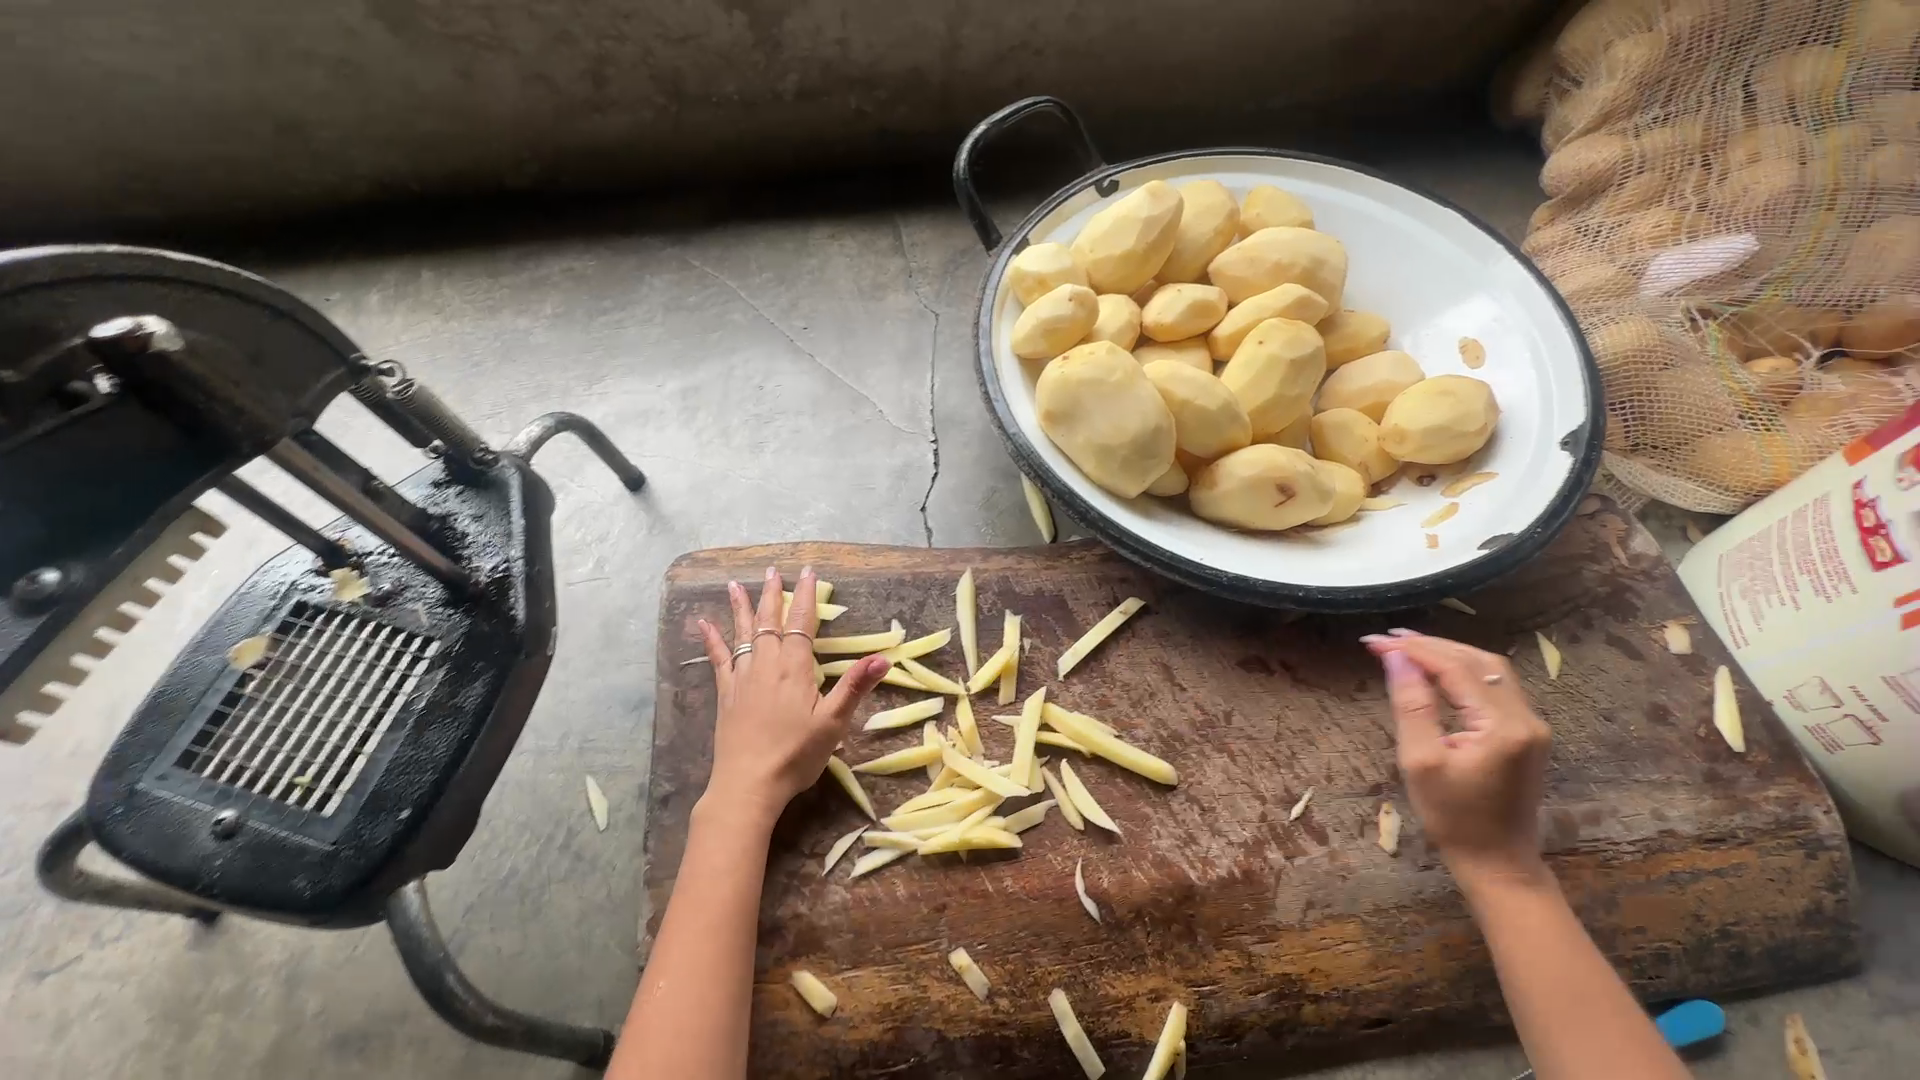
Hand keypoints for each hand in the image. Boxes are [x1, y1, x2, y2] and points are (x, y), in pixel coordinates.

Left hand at [696, 566, 889, 829]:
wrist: (748, 784)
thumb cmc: (796, 755)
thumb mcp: (833, 723)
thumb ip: (855, 687)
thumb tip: (883, 657)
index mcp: (795, 669)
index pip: (803, 622)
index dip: (806, 596)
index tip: (809, 572)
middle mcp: (767, 665)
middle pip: (770, 621)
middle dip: (774, 595)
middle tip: (774, 570)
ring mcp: (743, 678)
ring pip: (743, 633)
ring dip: (741, 607)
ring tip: (736, 584)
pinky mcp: (726, 694)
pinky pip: (719, 659)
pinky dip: (712, 640)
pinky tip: (703, 624)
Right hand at [1364, 630, 1550, 888]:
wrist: (1497, 862)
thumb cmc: (1453, 818)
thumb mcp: (1421, 762)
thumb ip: (1411, 706)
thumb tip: (1396, 659)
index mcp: (1503, 726)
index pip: (1455, 669)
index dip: (1414, 650)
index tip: (1374, 641)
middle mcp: (1526, 719)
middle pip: (1479, 662)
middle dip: (1431, 645)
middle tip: (1387, 638)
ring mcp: (1531, 726)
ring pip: (1490, 670)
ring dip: (1448, 653)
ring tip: (1407, 646)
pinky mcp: (1526, 734)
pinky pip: (1495, 687)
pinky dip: (1463, 671)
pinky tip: (1437, 670)